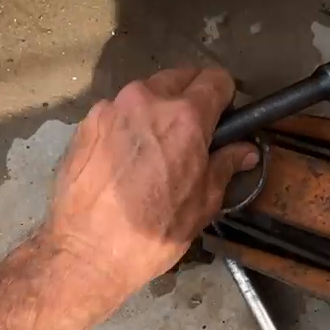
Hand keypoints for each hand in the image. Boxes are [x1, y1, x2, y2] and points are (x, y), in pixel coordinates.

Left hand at [42, 65, 259, 309]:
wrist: (87, 252)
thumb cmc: (152, 232)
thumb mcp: (202, 204)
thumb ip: (225, 166)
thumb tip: (244, 151)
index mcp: (184, 117)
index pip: (216, 80)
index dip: (225, 98)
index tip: (223, 118)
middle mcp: (146, 100)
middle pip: (180, 78)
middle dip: (190, 98)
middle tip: (191, 135)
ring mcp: (110, 108)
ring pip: (145, 93)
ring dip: (156, 110)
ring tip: (154, 149)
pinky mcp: (85, 123)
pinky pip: (116, 112)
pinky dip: (127, 125)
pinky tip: (124, 159)